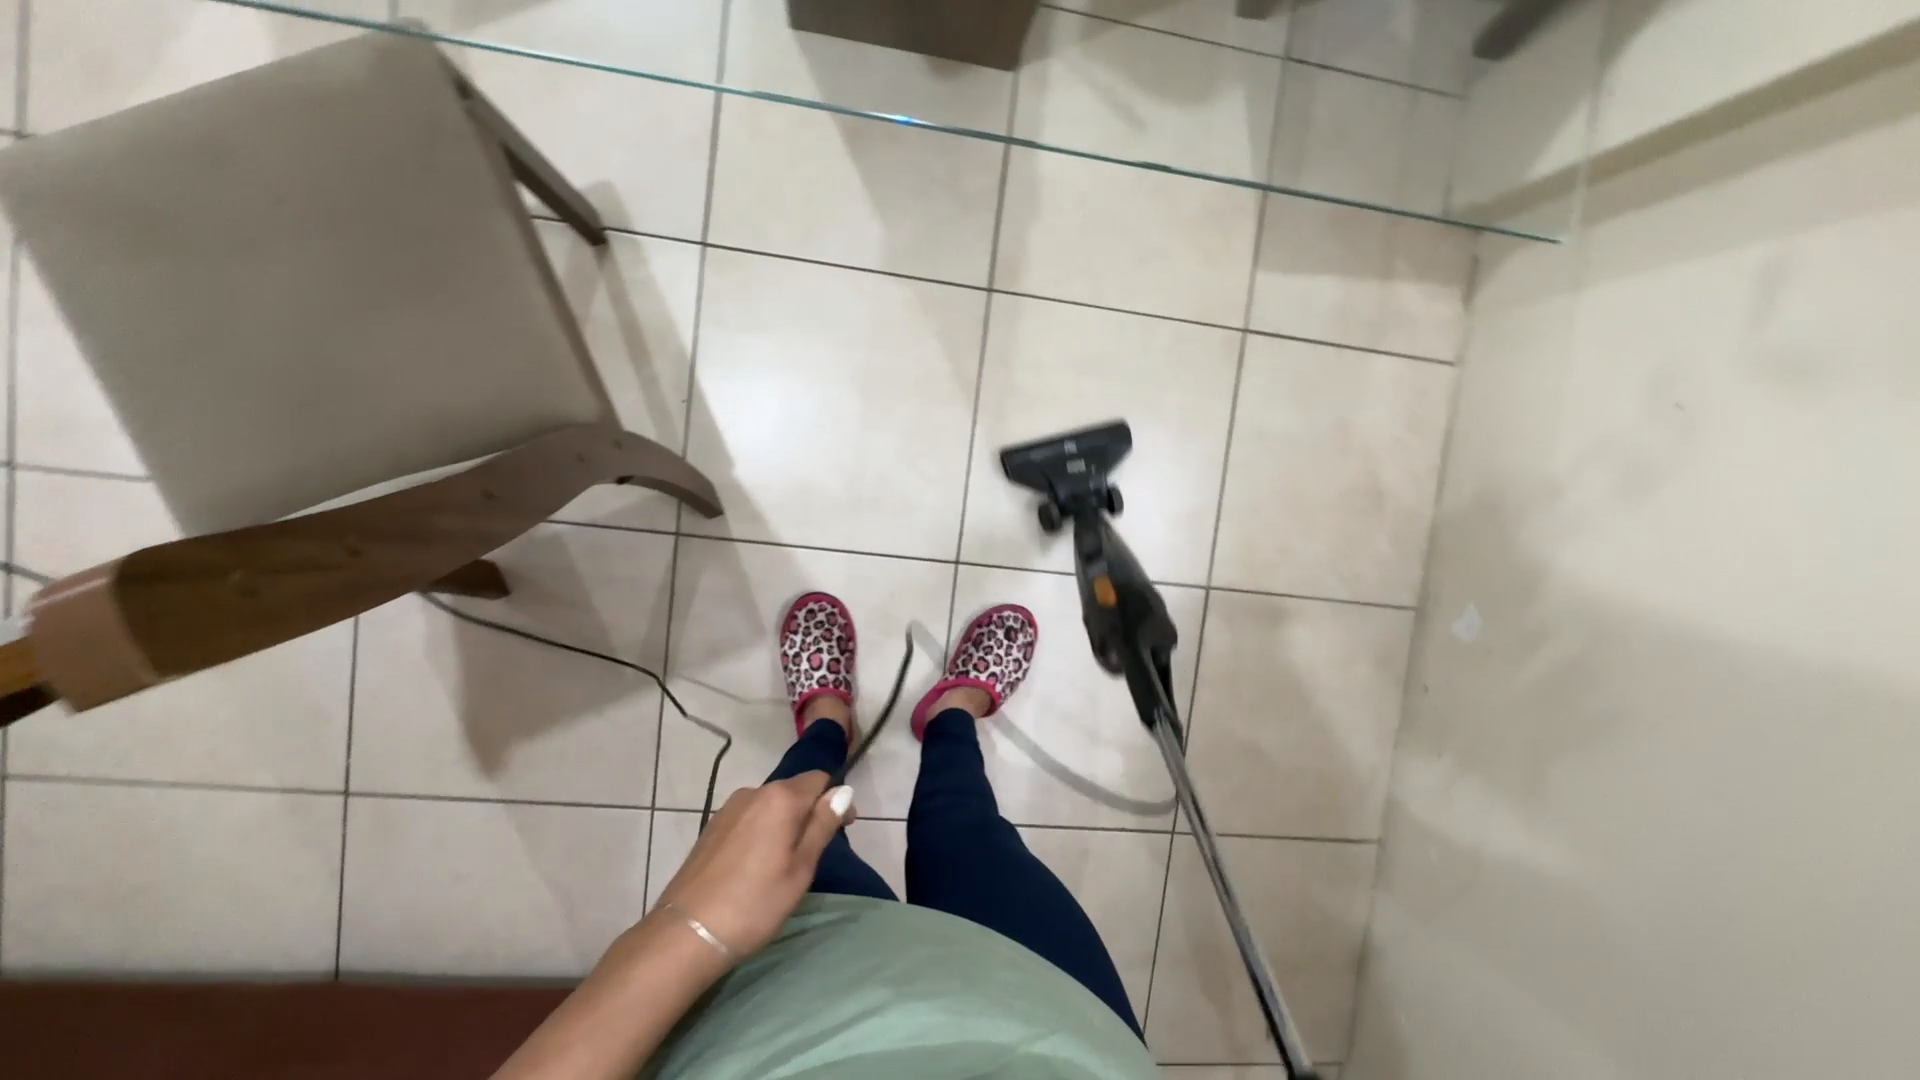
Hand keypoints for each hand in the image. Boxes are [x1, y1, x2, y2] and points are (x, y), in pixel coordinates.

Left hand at [654, 771, 853, 959]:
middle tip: (816, 851)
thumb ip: (822, 825)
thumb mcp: (801, 868)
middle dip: (810, 811)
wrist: (688, 932)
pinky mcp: (711, 827)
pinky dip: (763, 830)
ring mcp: (728, 809)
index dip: (836, 799)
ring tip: (786, 859)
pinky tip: (758, 862)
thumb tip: (842, 791)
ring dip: (785, 821)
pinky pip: (749, 817)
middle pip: (793, 790)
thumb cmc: (756, 903)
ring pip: (770, 805)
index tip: (843, 829)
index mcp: (780, 798)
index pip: (819, 779)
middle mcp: (753, 792)